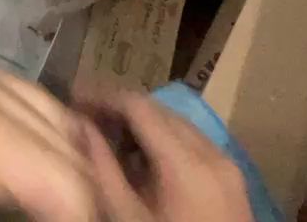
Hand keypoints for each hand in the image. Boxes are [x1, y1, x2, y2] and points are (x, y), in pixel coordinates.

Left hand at [0, 49, 112, 221]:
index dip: (91, 219)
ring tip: (54, 209)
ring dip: (56, 164)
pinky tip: (20, 189)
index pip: (71, 184)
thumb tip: (53, 211)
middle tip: (83, 215)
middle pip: (64, 135)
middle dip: (82, 192)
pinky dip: (21, 141)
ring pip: (35, 110)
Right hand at [77, 93, 252, 221]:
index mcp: (186, 163)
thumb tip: (81, 125)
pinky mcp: (234, 182)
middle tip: (86, 117)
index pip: (136, 106)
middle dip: (119, 108)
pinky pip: (193, 143)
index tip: (73, 99)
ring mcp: (228, 167)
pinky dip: (164, 140)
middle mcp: (212, 154)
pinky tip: (142, 159)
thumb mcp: (125, 216)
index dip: (101, 97)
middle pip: (157, 110)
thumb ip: (101, 165)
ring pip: (176, 124)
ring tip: (110, 137)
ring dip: (141, 123)